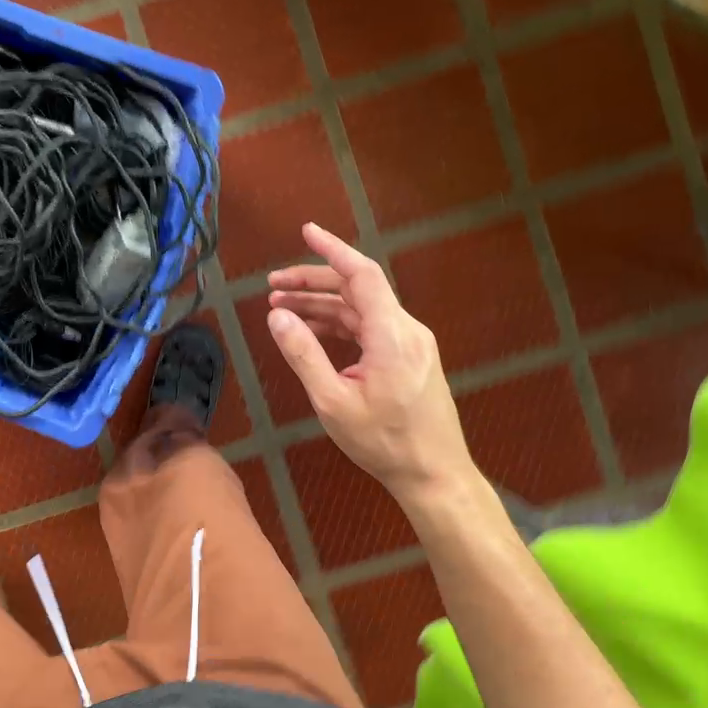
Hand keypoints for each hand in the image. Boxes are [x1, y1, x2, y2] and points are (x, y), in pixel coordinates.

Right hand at [266, 223, 475, 503]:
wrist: (435, 476)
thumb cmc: (383, 442)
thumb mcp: (332, 402)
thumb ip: (303, 354)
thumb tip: (277, 316)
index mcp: (391, 335)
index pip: (361, 275)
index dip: (332, 249)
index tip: (306, 231)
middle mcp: (405, 330)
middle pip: (356, 289)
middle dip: (312, 282)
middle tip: (271, 287)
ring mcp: (411, 343)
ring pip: (360, 308)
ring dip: (321, 305)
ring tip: (280, 309)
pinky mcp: (410, 357)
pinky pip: (369, 326)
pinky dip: (337, 323)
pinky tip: (310, 332)